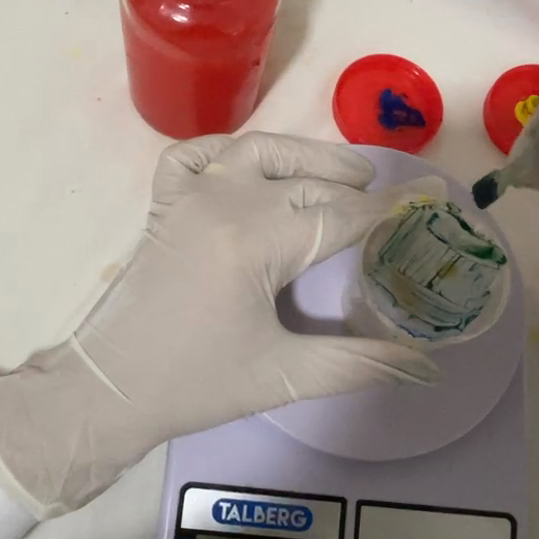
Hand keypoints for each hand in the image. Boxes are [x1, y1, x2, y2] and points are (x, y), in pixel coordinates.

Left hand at [0, 133, 442, 516]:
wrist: (111, 388)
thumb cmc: (196, 384)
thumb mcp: (283, 376)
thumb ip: (359, 364)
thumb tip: (426, 365)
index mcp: (256, 241)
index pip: (340, 216)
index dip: (387, 212)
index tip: (425, 205)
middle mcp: (224, 201)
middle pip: (308, 183)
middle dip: (355, 191)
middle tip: (390, 207)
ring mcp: (188, 196)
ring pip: (259, 150)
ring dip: (306, 156)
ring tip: (346, 172)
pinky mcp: (163, 204)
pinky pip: (195, 154)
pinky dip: (228, 150)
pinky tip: (252, 166)